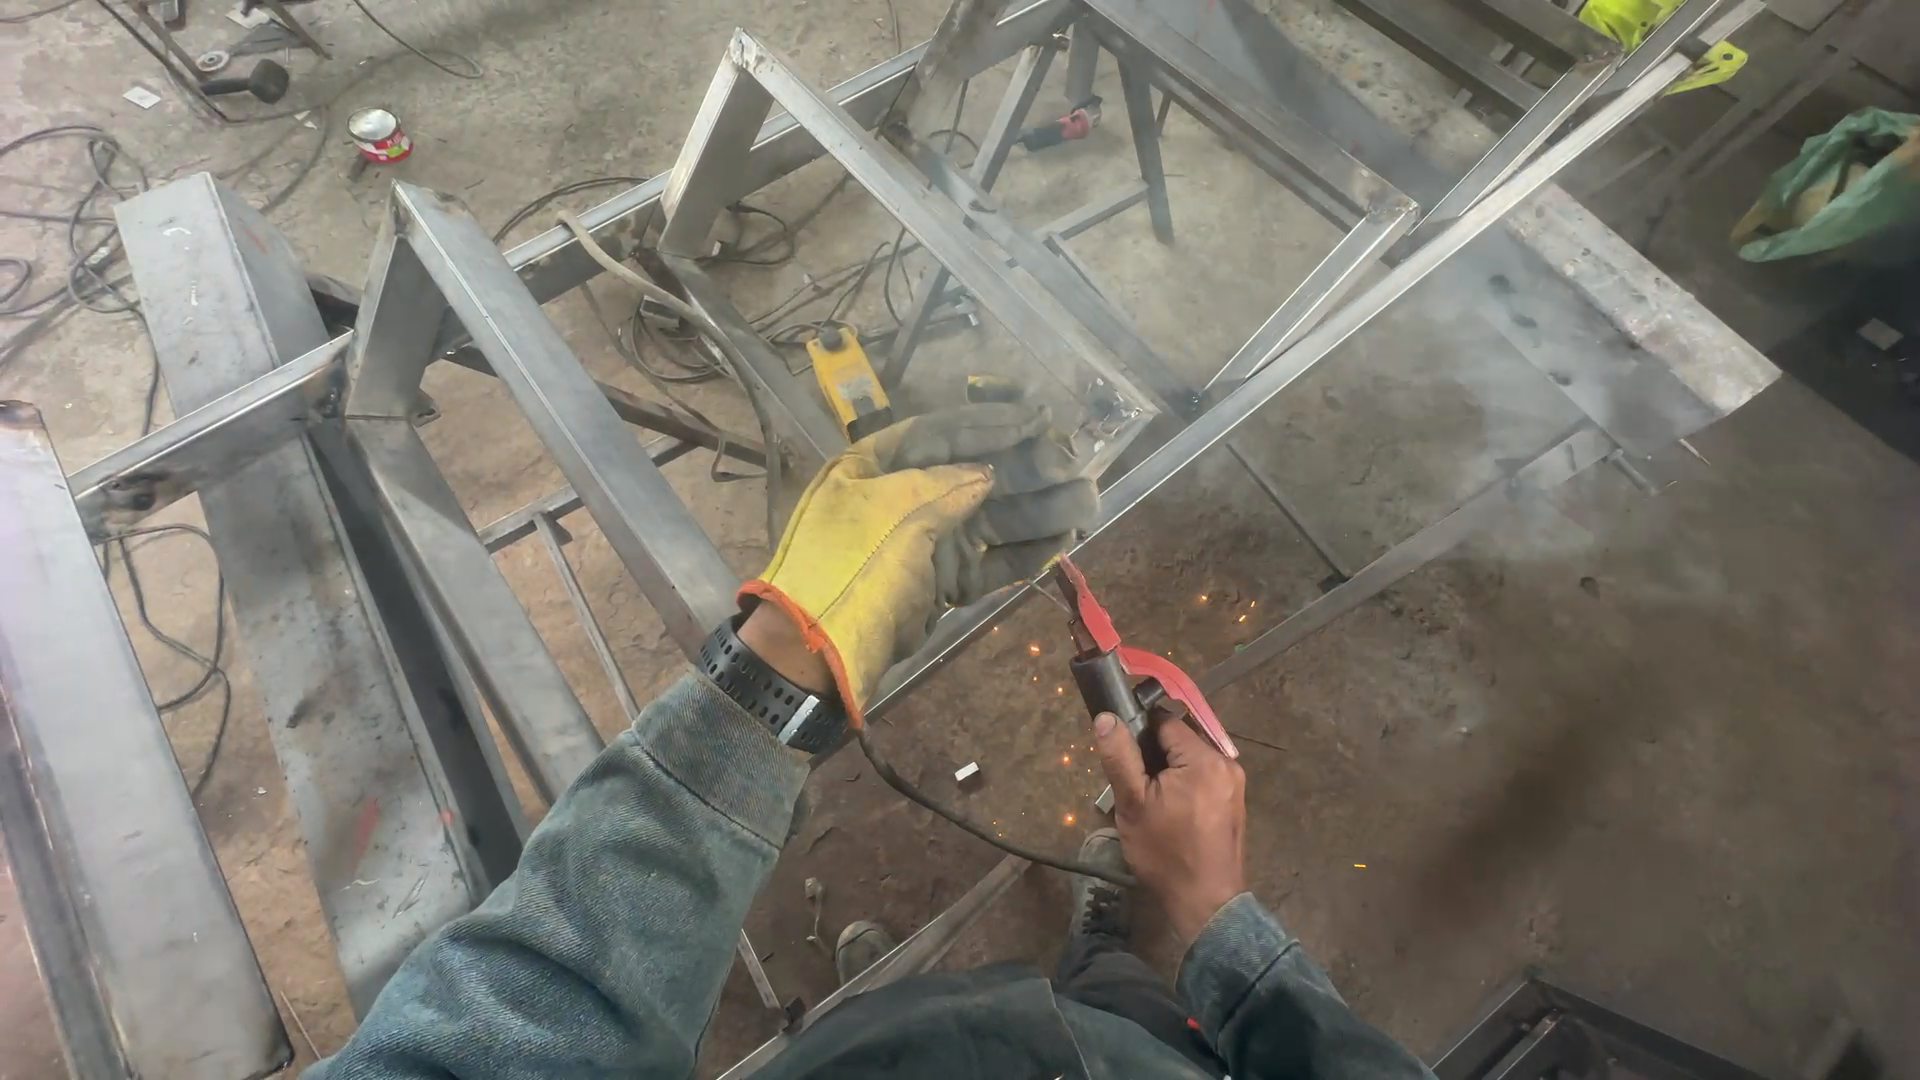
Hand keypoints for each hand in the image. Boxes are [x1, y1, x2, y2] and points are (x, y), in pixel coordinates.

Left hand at [740, 403, 1094, 723]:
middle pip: (973, 476)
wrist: (818, 653)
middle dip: (1025, 471)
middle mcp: (902, 498)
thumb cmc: (850, 567)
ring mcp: (922, 544)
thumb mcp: (893, 510)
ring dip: (1037, 513)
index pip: (941, 434)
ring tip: (1085, 503)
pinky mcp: (939, 584)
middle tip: (1073, 465)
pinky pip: (987, 564)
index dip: (990, 424)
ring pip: (988, 522)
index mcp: (874, 466)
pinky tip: (1062, 542)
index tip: (1037, 418)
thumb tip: (990, 472)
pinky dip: (1023, 556)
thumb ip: (946, 484)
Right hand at [1093, 709, 1247, 950]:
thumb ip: (1120, 756)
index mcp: (1205, 759)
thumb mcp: (1133, 802)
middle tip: (1137, 787)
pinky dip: (1184, 783)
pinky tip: (1171, 811)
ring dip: (1168, 770)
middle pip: (1179, 739)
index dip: (1139, 735)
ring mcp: (1234, 784)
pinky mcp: (1234, 802)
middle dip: (1154, 755)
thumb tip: (1107, 717)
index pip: (1165, 722)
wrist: (1205, 905)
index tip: (1126, 760)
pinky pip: (1203, 776)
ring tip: (1151, 801)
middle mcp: (1227, 764)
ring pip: (1190, 758)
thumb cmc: (1166, 852)